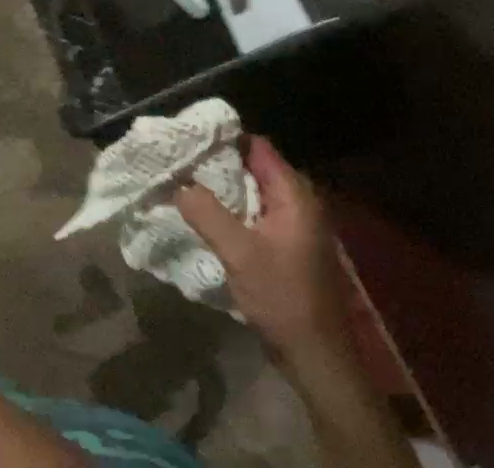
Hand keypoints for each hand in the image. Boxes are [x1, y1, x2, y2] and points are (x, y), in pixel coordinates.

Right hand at [175, 135, 349, 362]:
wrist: (315, 354)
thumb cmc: (282, 297)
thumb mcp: (239, 253)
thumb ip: (206, 213)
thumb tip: (177, 183)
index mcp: (295, 195)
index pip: (258, 147)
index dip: (224, 140)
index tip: (188, 141)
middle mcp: (300, 203)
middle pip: (254, 168)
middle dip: (218, 165)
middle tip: (179, 163)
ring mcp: (296, 226)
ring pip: (253, 193)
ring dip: (223, 190)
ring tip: (184, 186)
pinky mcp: (288, 247)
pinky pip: (256, 214)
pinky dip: (233, 211)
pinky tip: (206, 218)